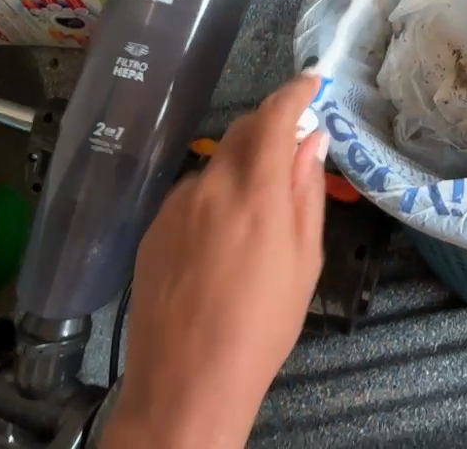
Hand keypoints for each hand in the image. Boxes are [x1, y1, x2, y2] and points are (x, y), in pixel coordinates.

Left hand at [102, 76, 328, 448]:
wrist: (185, 385)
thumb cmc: (262, 327)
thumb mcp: (304, 261)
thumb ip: (307, 191)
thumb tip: (313, 141)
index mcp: (256, 194)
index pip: (275, 117)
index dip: (295, 92)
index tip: (311, 81)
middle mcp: (212, 186)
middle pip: (242, 130)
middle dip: (271, 124)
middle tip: (294, 143)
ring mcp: (176, 205)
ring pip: (217, 163)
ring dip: (242, 164)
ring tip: (258, 210)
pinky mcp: (154, 226)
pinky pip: (193, 192)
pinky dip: (215, 193)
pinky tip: (221, 237)